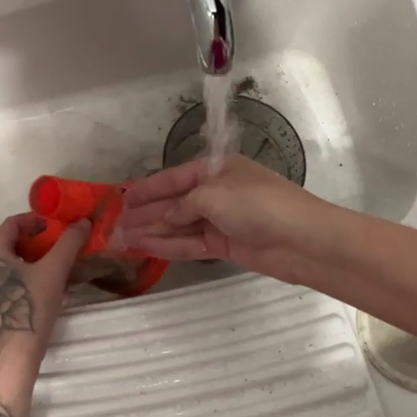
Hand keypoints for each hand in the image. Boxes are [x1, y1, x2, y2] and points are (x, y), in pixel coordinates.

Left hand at [0, 214, 88, 357]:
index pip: (10, 225)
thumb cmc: (31, 306)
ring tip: (60, 260)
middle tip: (60, 241)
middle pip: (12, 243)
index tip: (54, 225)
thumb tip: (83, 221)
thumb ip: (68, 243)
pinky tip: (52, 283)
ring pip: (14, 263)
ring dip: (36, 257)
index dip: (33, 219)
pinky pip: (15, 280)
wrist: (18, 353)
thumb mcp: (54, 270)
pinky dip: (32, 274)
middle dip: (37, 239)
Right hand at [118, 155, 333, 281]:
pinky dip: (167, 245)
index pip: (173, 178)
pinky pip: (189, 244)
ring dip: (151, 231)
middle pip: (173, 203)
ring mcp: (220, 221)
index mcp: (216, 169)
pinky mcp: (224, 246)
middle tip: (116, 224)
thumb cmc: (259, 204)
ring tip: (122, 239)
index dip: (147, 189)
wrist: (301, 240)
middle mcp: (216, 193)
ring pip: (178, 226)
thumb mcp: (213, 195)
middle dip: (145, 213)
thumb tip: (164, 219)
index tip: (121, 199)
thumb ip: (182, 206)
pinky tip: (145, 247)